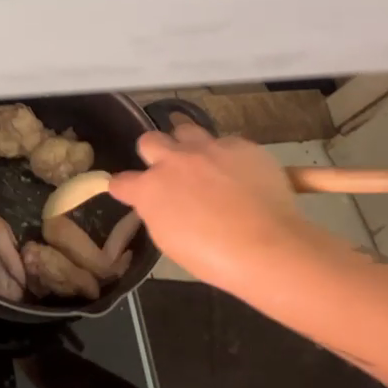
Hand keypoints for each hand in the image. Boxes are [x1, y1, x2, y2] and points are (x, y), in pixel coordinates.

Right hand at [107, 121, 317, 290]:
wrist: (266, 247)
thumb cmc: (211, 257)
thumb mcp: (168, 240)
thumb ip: (157, 212)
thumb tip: (159, 202)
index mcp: (150, 188)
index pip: (121, 181)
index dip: (125, 187)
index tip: (130, 192)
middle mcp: (174, 160)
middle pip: (150, 140)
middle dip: (154, 152)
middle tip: (168, 170)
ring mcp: (208, 148)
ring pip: (186, 130)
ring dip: (187, 144)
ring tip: (202, 161)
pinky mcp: (241, 146)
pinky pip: (226, 142)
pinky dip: (226, 155)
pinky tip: (238, 173)